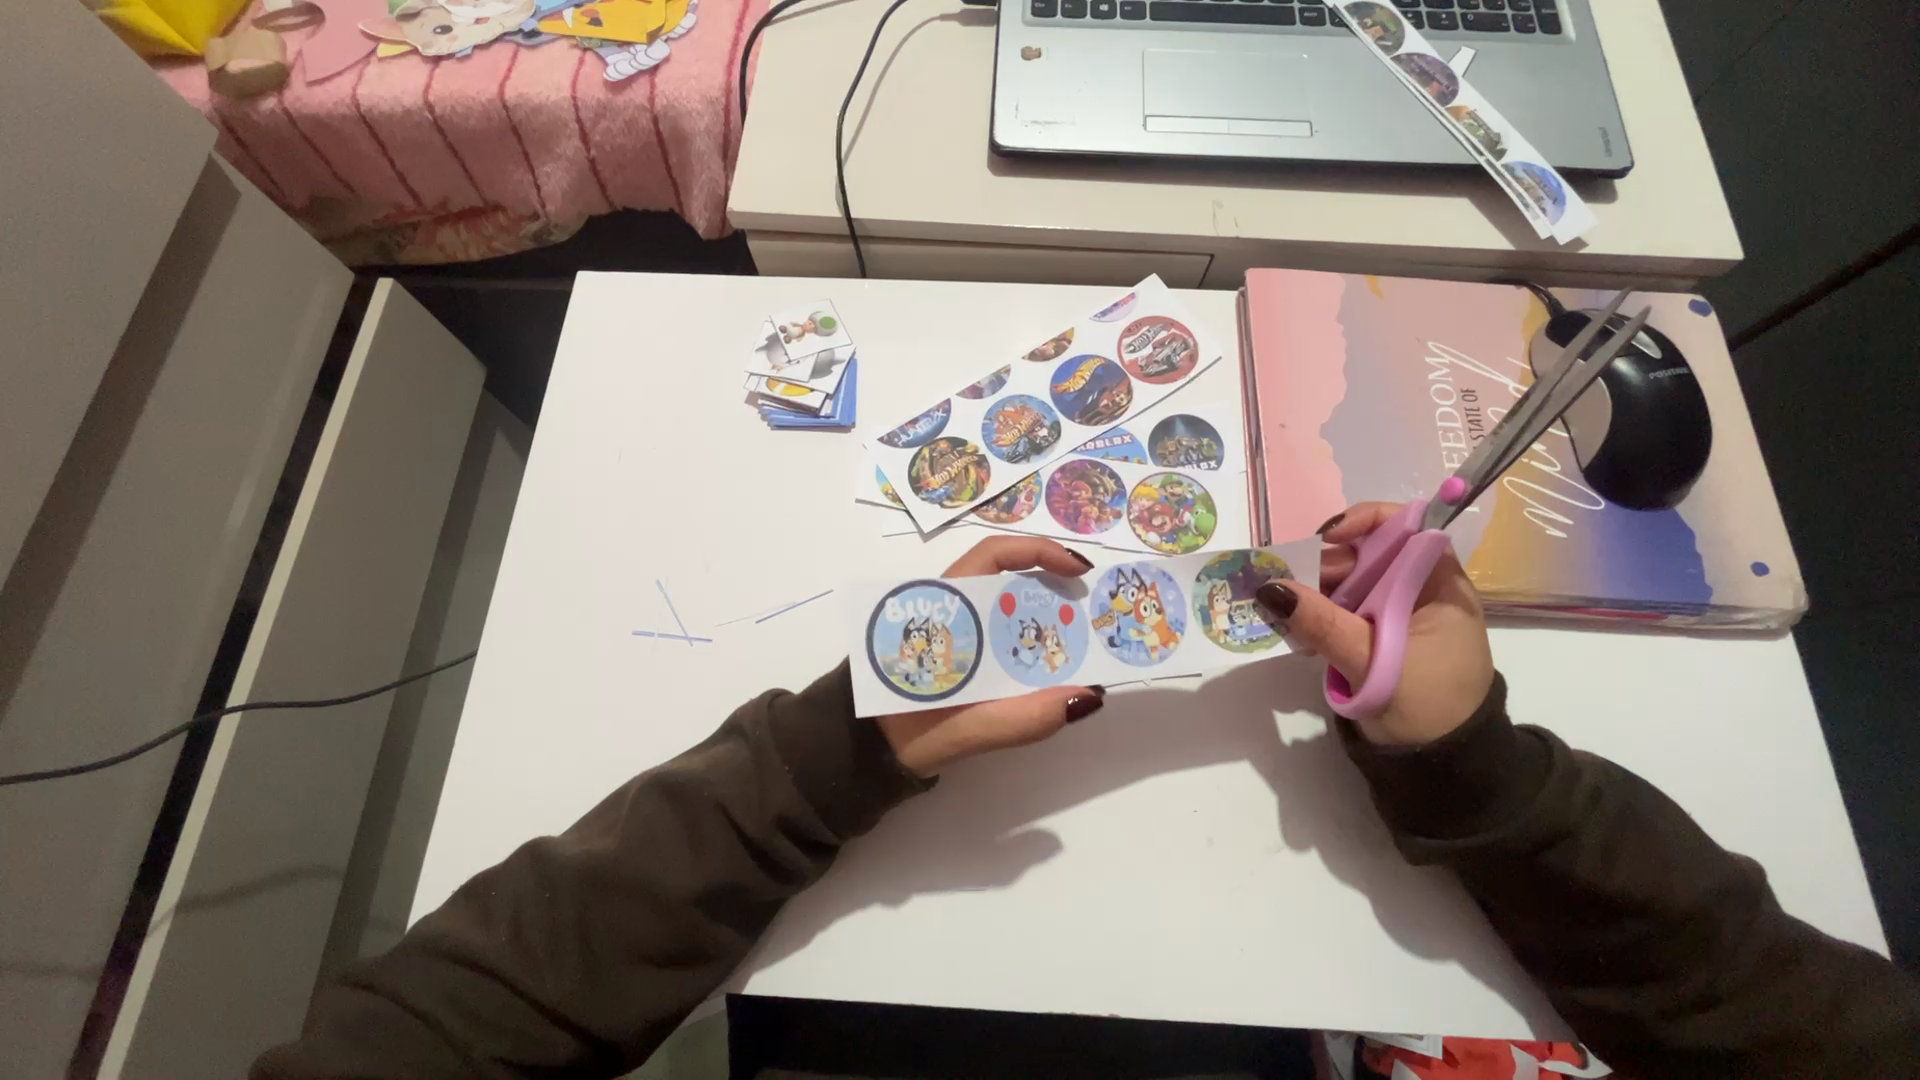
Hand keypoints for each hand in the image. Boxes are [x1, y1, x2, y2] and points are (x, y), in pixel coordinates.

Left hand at [877, 537, 1105, 775]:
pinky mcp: (955, 654)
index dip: (1039, 551)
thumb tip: (1089, 695)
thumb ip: (1024, 718)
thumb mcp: (966, 729)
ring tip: (1083, 637)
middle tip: (1095, 610)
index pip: (994, 556)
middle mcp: (948, 610)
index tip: (1080, 569)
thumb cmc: (902, 732)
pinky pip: (997, 635)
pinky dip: (1026, 641)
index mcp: (944, 610)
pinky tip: (1048, 665)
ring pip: (1003, 608)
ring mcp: (952, 631)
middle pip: (1007, 579)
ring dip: (1043, 615)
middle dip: (1054, 586)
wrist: (858, 754)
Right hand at [1256, 503, 1493, 746]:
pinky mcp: (1378, 635)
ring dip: (1314, 591)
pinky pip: (1343, 609)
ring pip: (1349, 583)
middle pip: (1368, 554)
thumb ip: (1321, 623)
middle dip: (1324, 564)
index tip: (1324, 539)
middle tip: (1286, 584)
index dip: (1365, 521)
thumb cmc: (1424, 706)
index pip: (1408, 528)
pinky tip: (1296, 630)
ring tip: (1283, 611)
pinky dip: (1318, 614)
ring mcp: (1398, 614)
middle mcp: (1420, 590)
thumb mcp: (1370, 661)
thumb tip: (1269, 588)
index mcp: (1439, 586)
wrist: (1441, 765)